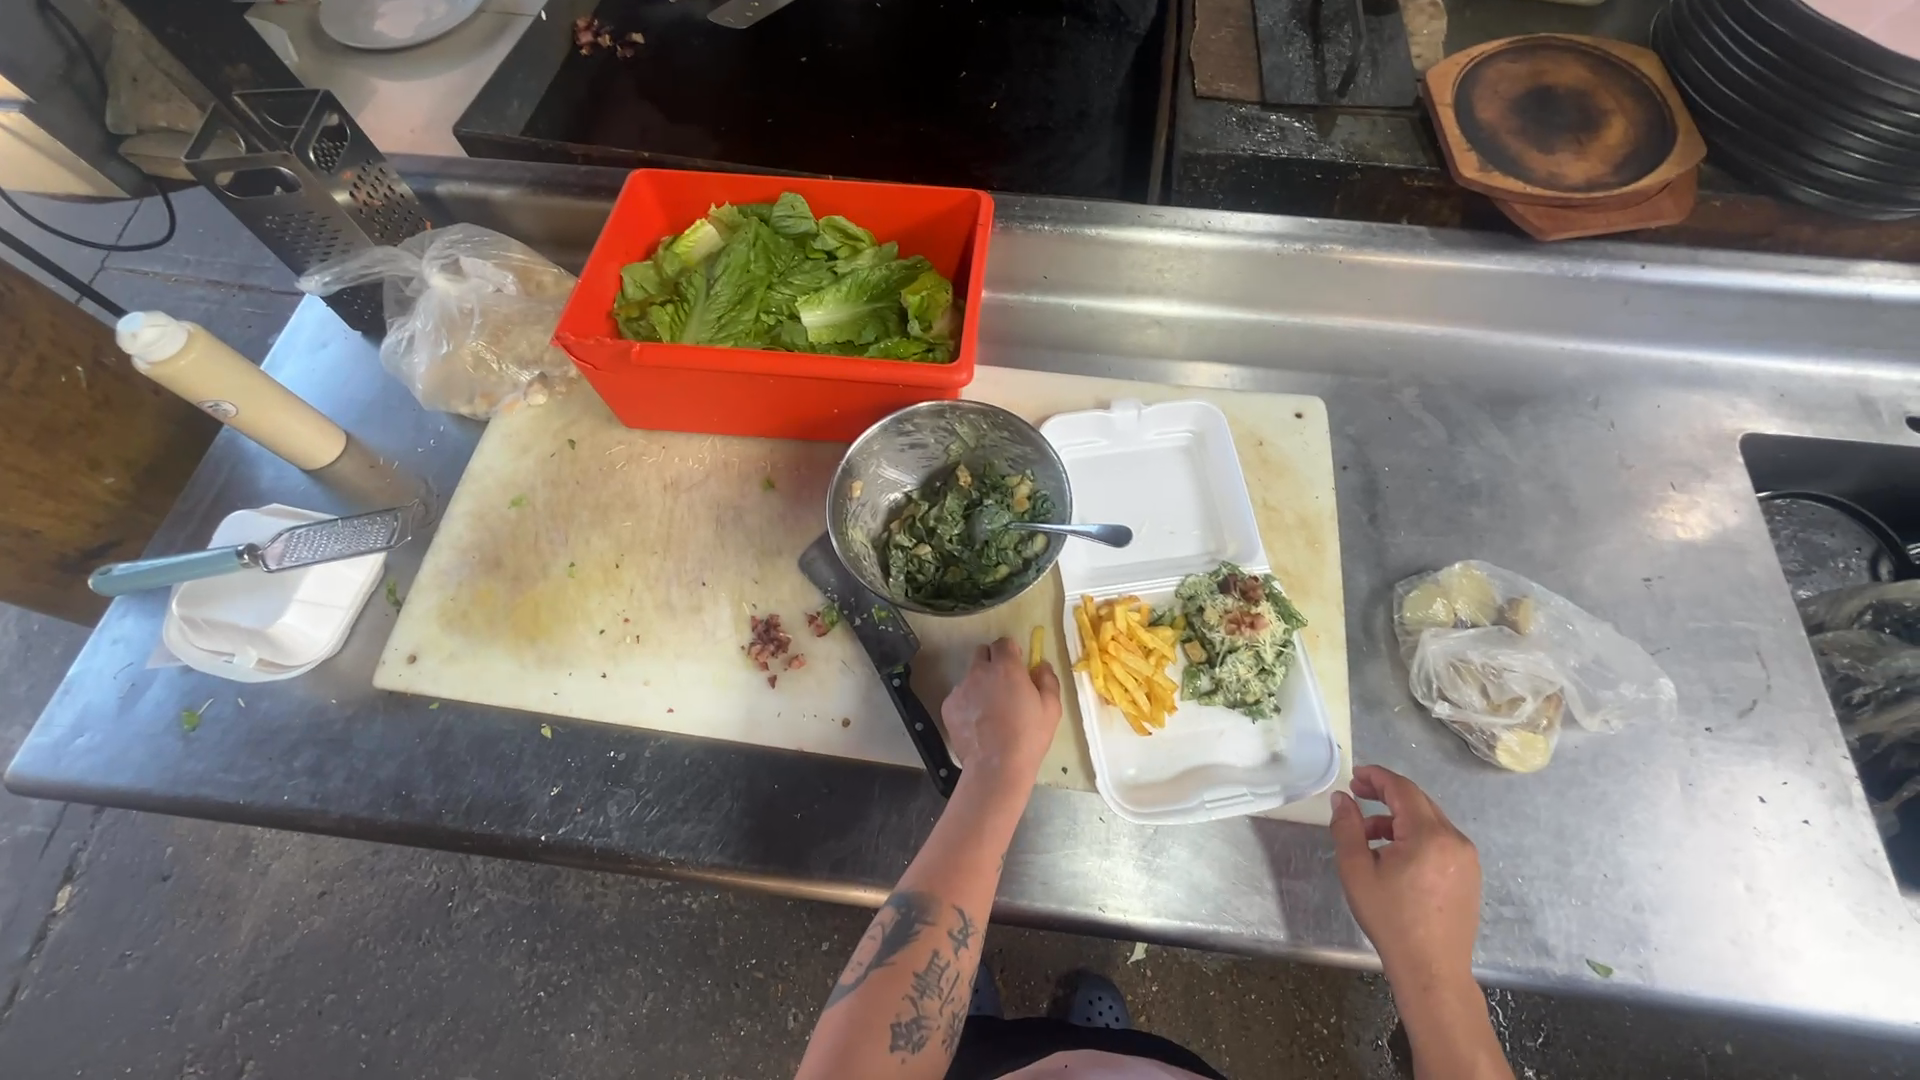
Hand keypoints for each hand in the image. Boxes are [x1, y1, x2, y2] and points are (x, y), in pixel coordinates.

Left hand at [941, 637, 1060, 787]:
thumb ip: (1047, 679)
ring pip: (970, 676)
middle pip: (982, 653)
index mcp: (1006, 667)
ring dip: (979, 684)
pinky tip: (978, 723)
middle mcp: (979, 671)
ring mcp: (960, 688)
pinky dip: (967, 704)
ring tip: (990, 711)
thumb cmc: (1028, 737)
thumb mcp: (1051, 708)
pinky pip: (959, 696)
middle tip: (1003, 685)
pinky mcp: (948, 706)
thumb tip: (1041, 665)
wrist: (996, 767)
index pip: (1003, 643)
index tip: (1017, 665)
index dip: (1011, 652)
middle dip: (992, 662)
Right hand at [1329, 765, 1481, 985]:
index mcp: (1429, 835)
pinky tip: (1392, 853)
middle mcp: (1455, 840)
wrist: (1431, 968)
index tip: (1353, 776)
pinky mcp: (1469, 874)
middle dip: (1386, 793)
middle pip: (1418, 801)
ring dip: (1398, 817)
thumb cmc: (1390, 917)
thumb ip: (1347, 826)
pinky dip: (1414, 835)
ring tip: (1367, 832)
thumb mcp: (1356, 869)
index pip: (1402, 789)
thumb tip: (1342, 798)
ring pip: (1429, 821)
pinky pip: (1439, 840)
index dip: (1376, 777)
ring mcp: (1467, 858)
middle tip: (1356, 794)